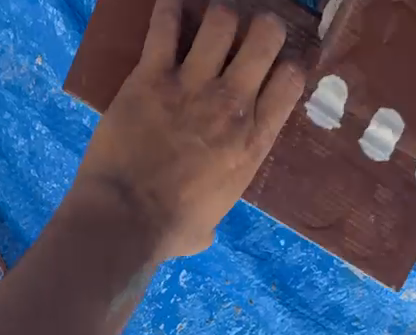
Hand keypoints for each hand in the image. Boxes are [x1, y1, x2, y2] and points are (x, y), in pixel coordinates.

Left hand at [68, 0, 307, 261]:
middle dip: (260, 29)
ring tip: (206, 29)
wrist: (125, 219)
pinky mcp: (150, 75)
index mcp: (252, 142)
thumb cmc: (169, 231)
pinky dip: (169, 13)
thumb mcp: (210, 224)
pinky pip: (165, 23)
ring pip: (221, 19)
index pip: (290, 80)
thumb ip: (214, 206)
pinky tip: (170, 15)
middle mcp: (231, 104)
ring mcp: (191, 84)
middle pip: (265, 35)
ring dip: (217, 19)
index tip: (275, 70)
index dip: (287, 67)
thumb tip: (205, 227)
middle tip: (246, 38)